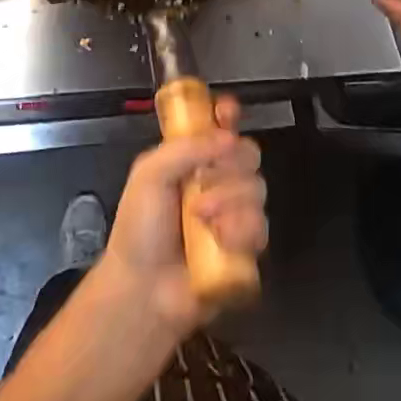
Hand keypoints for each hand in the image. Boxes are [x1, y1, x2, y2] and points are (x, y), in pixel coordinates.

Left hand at [102, 95, 266, 332]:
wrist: (144, 289)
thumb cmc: (139, 229)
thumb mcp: (149, 175)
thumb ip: (183, 148)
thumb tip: (226, 136)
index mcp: (190, 159)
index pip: (218, 127)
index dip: (227, 115)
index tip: (228, 112)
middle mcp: (216, 181)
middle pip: (248, 154)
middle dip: (230, 166)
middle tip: (204, 183)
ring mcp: (234, 213)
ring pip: (257, 189)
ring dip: (230, 202)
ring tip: (203, 220)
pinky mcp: (247, 246)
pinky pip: (262, 226)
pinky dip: (242, 231)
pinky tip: (222, 241)